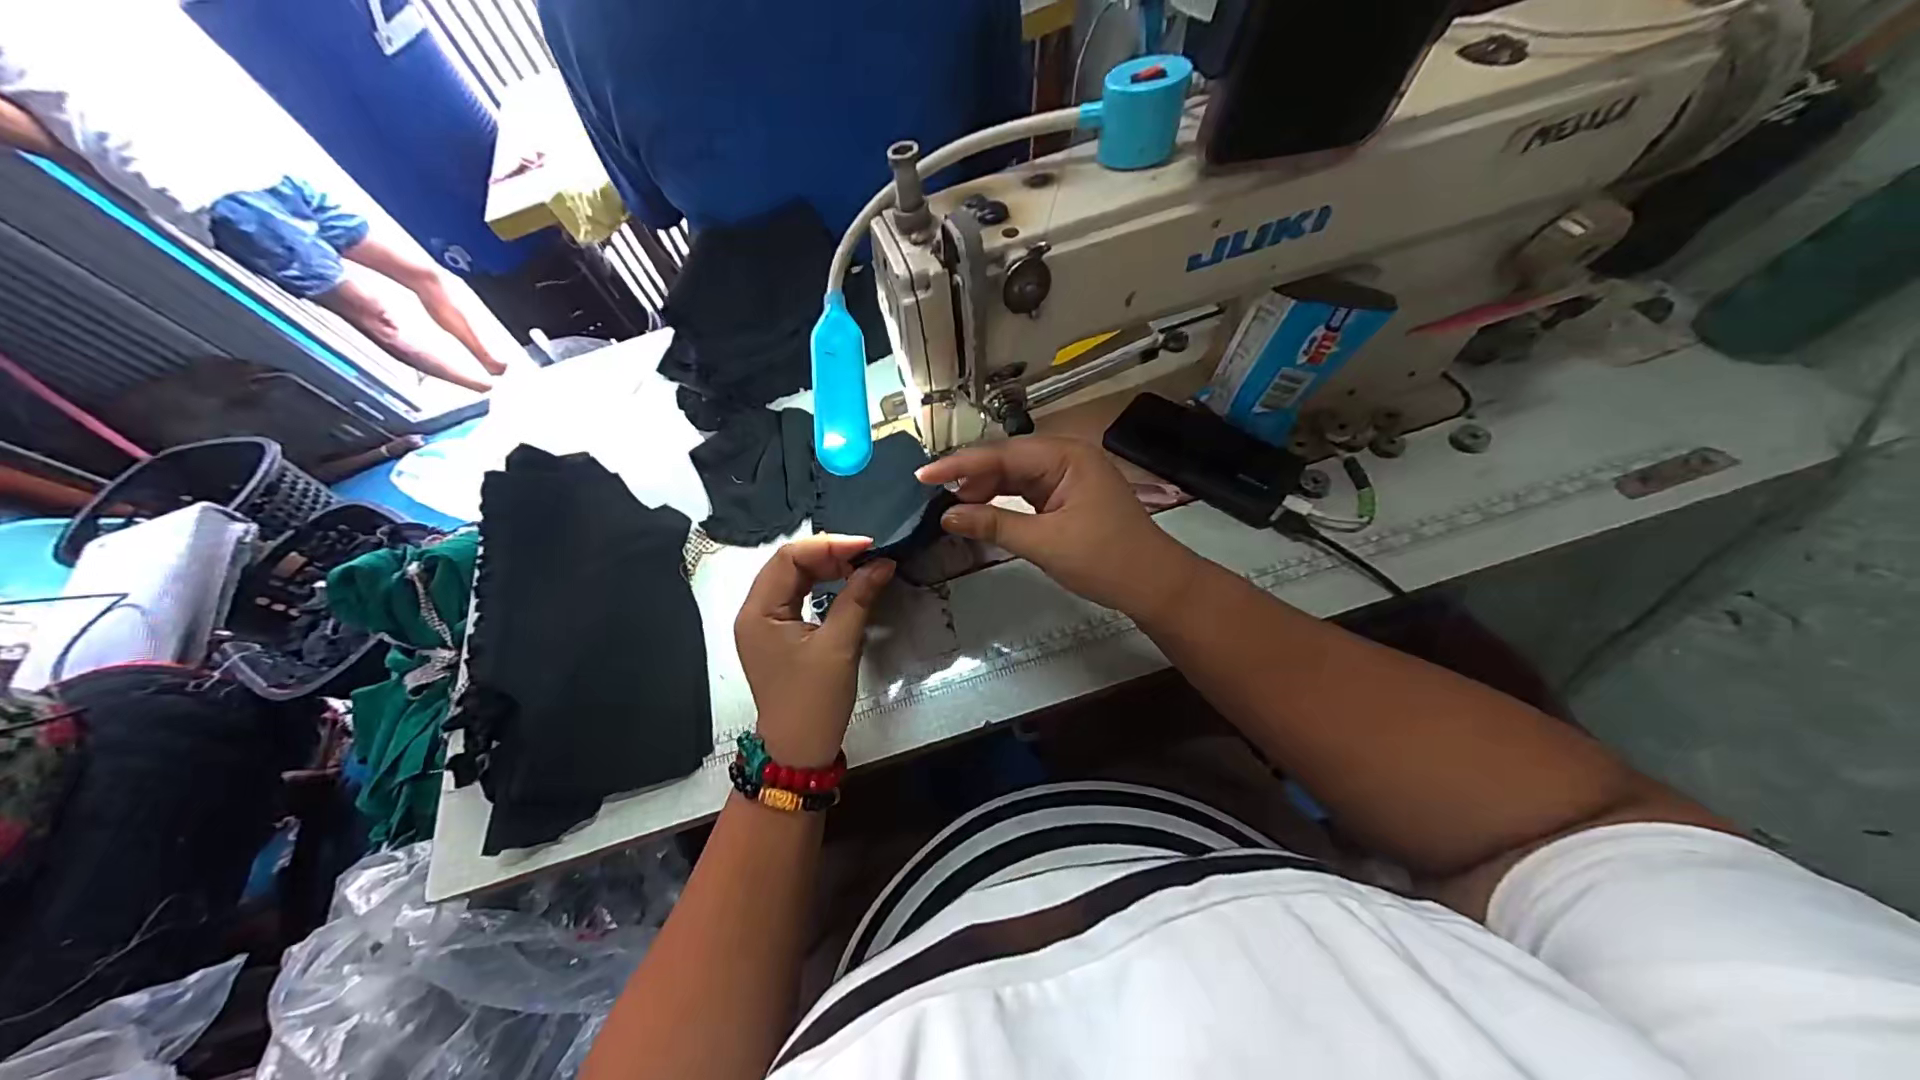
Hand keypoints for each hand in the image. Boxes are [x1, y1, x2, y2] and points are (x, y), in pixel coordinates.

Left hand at [734, 535, 894, 767]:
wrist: (799, 749)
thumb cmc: (814, 700)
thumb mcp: (840, 645)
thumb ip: (858, 597)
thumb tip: (882, 563)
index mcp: (758, 612)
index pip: (789, 557)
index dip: (829, 545)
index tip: (866, 546)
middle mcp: (753, 611)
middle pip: (788, 563)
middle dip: (829, 554)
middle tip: (867, 556)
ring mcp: (763, 623)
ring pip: (793, 577)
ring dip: (826, 568)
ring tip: (860, 566)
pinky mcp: (777, 634)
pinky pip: (797, 595)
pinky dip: (822, 585)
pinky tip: (845, 583)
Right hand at [916, 436, 1200, 618]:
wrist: (1154, 585)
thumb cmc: (1106, 560)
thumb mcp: (1045, 543)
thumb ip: (994, 524)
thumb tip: (947, 515)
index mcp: (1066, 456)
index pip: (1002, 454)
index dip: (960, 464)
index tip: (923, 474)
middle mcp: (1066, 458)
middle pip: (1006, 460)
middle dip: (970, 477)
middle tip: (934, 496)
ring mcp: (1067, 477)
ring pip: (1014, 476)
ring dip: (984, 490)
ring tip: (951, 507)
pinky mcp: (1066, 497)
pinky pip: (1026, 492)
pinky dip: (1002, 503)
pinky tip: (980, 512)